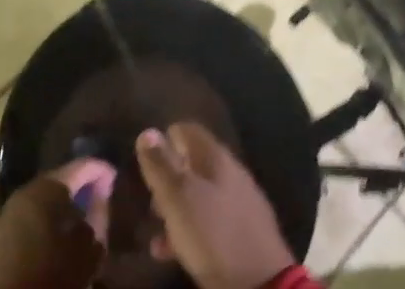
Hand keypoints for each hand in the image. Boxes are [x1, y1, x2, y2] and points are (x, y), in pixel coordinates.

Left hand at [0, 159, 116, 288]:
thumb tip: (100, 194)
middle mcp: (25, 192)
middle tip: (102, 196)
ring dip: (65, 203)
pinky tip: (61, 233)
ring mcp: (9, 213)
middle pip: (60, 179)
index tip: (115, 177)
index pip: (80, 166)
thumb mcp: (88, 248)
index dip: (100, 169)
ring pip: (45, 198)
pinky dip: (49, 217)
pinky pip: (32, 214)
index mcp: (46, 190)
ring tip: (84, 217)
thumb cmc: (54, 275)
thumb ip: (98, 215)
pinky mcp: (2, 234)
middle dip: (81, 185)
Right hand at [136, 124, 295, 288]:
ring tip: (155, 225)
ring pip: (199, 196)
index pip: (189, 131)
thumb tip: (148, 132)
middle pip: (194, 164)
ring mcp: (239, 205)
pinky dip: (186, 231)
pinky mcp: (241, 235)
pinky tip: (168, 250)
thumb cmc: (214, 233)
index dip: (166, 139)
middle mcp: (231, 175)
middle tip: (149, 197)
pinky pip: (208, 224)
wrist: (259, 284)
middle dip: (168, 178)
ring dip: (175, 207)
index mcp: (218, 159)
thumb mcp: (179, 197)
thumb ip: (161, 166)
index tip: (146, 158)